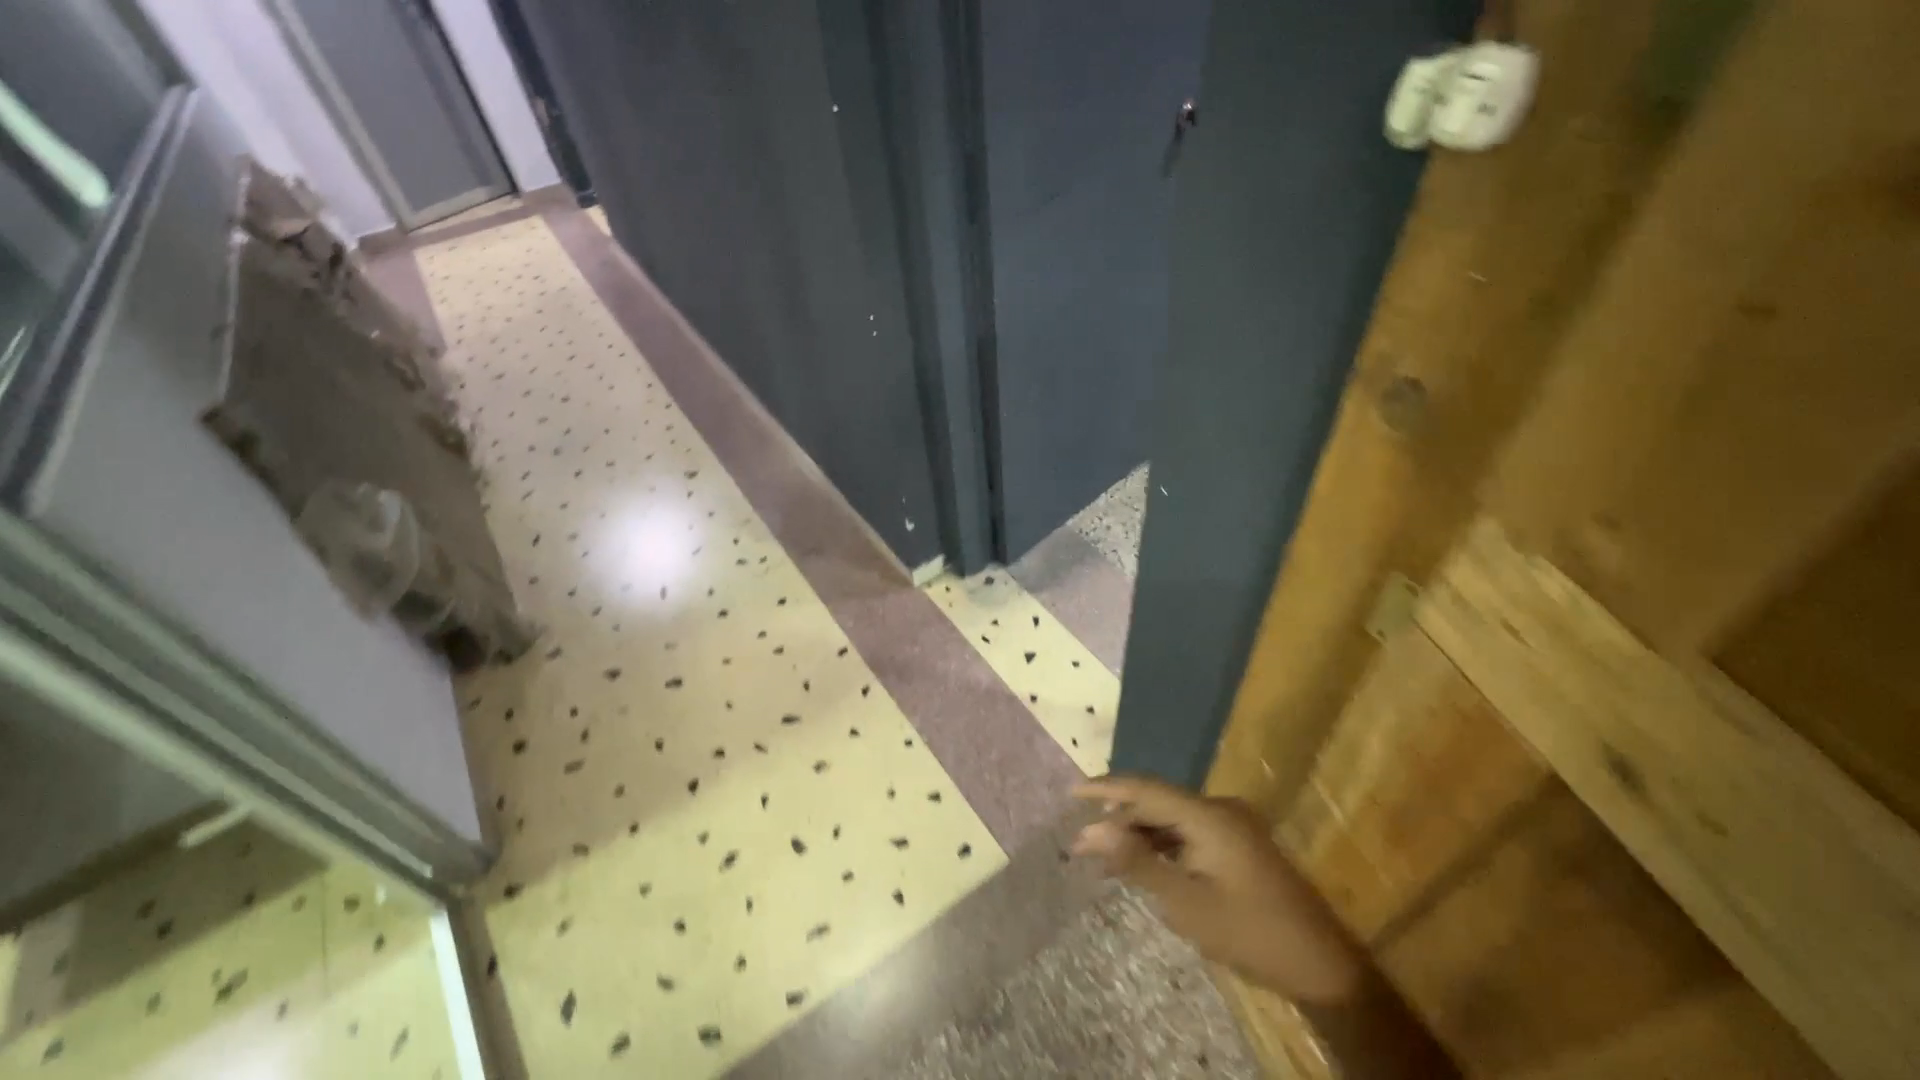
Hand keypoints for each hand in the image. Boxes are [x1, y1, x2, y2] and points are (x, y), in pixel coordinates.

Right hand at [1072, 774, 1364, 1004]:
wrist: (1321, 965)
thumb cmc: (1249, 932)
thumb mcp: (1185, 903)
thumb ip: (1139, 862)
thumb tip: (1092, 831)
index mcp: (1209, 816)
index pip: (1146, 788)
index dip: (1106, 788)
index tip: (1070, 793)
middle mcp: (1221, 810)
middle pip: (1158, 803)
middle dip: (1118, 821)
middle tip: (1082, 849)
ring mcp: (1234, 828)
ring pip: (1172, 820)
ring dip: (1139, 836)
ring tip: (1105, 862)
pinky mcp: (1240, 847)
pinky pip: (1190, 835)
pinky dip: (1163, 847)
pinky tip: (1143, 867)